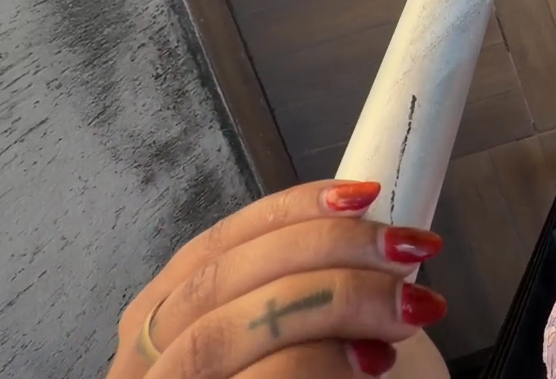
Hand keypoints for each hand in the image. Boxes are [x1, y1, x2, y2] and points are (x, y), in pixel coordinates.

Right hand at [106, 181, 448, 378]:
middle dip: (330, 252)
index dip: (291, 209)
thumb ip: (318, 273)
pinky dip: (317, 367)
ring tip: (411, 312)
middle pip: (219, 285)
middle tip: (411, 251)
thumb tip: (368, 215)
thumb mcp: (321, 321)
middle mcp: (144, 370)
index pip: (216, 245)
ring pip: (216, 339)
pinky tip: (376, 365)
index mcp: (168, 321)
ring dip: (333, 304)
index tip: (367, 193)